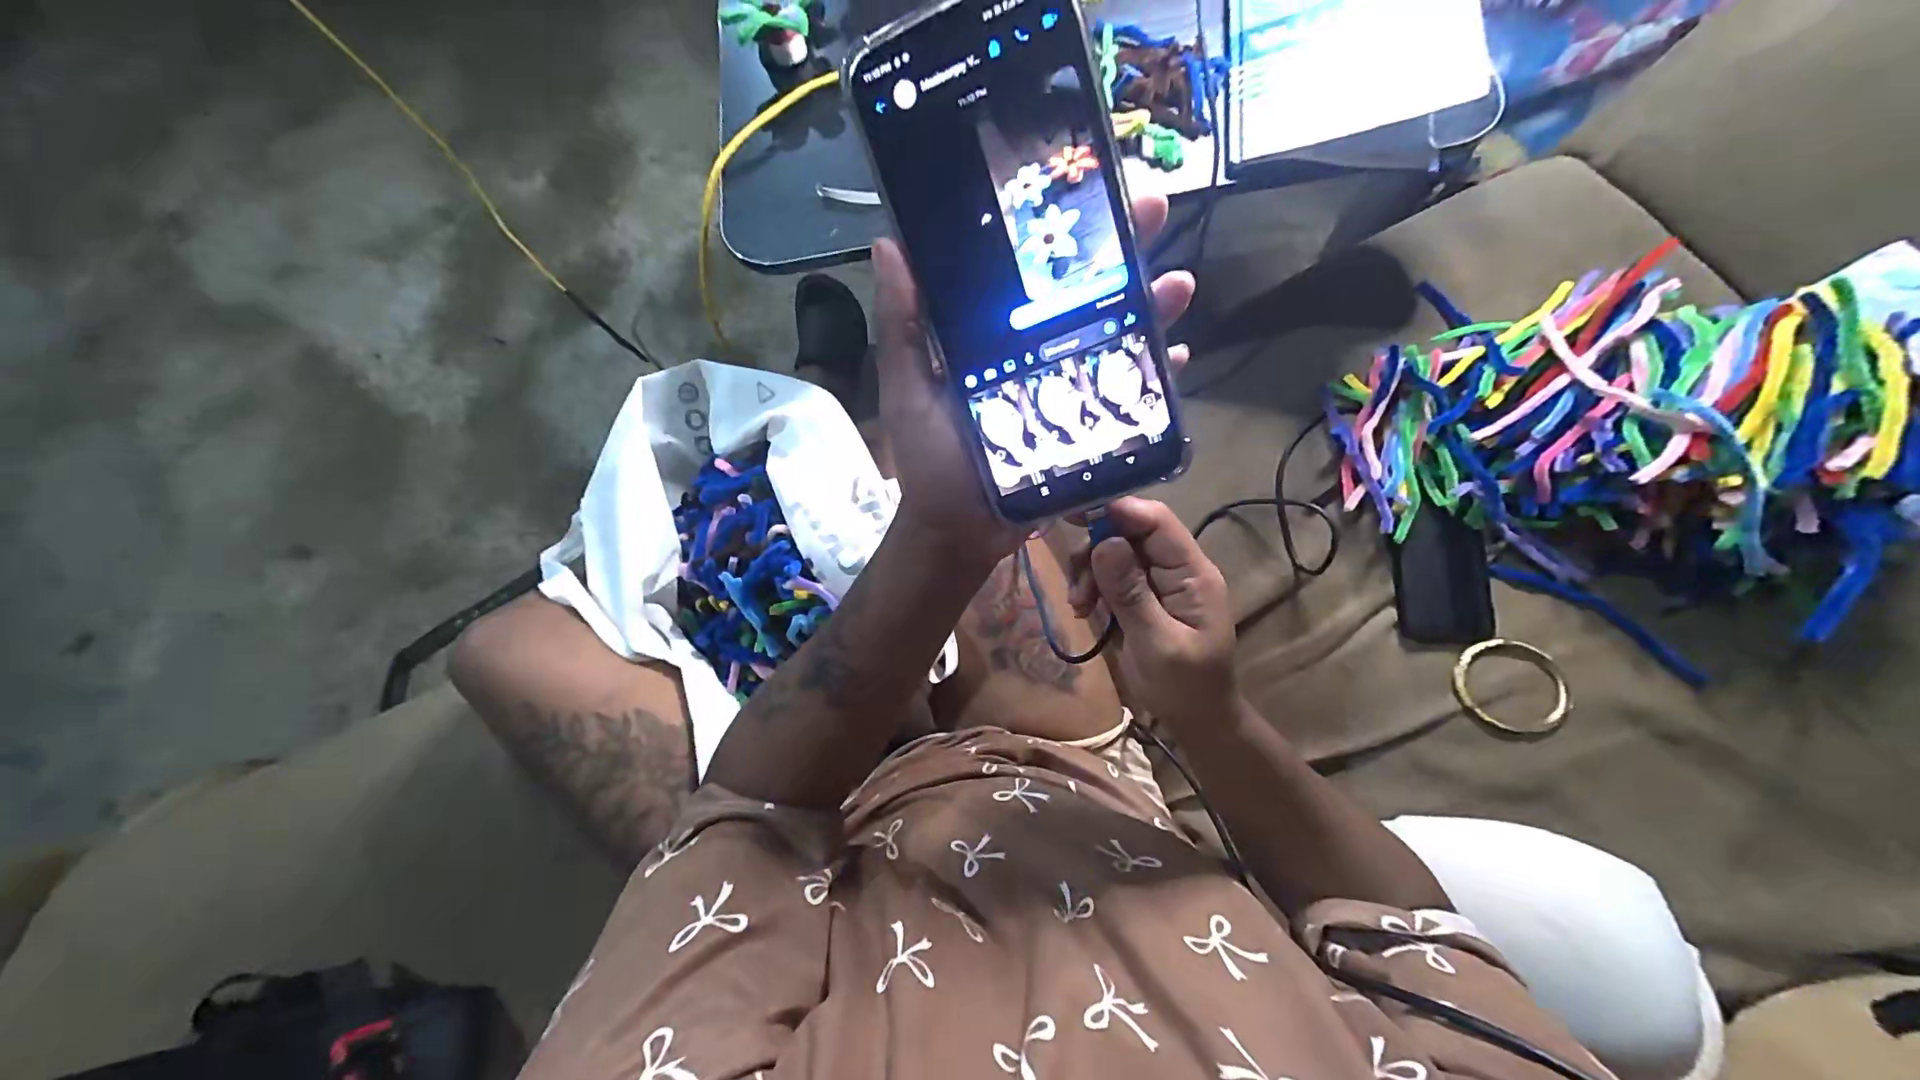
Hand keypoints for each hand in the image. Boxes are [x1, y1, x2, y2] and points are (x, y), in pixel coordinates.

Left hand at [871, 194, 1195, 567]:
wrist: (962, 529)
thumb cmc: (932, 460)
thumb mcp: (909, 389)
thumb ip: (902, 326)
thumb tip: (890, 244)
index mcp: (993, 335)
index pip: (1029, 272)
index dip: (1056, 230)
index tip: (1083, 185)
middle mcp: (1034, 350)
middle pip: (1082, 293)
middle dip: (1120, 251)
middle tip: (1151, 208)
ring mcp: (1066, 386)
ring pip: (1115, 335)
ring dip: (1150, 306)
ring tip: (1177, 284)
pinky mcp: (1088, 424)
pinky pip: (1128, 393)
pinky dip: (1152, 375)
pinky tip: (1174, 357)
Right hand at [1066, 497, 1235, 723]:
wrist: (1198, 720)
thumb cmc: (1184, 686)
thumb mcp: (1156, 642)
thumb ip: (1130, 592)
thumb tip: (1104, 542)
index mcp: (1192, 573)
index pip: (1156, 521)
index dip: (1117, 510)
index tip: (1074, 514)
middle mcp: (1177, 568)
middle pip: (1130, 533)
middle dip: (1096, 550)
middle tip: (1076, 584)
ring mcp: (1160, 581)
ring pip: (1115, 552)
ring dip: (1090, 571)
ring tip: (1079, 605)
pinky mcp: (1143, 596)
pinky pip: (1112, 575)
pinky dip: (1093, 587)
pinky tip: (1083, 611)